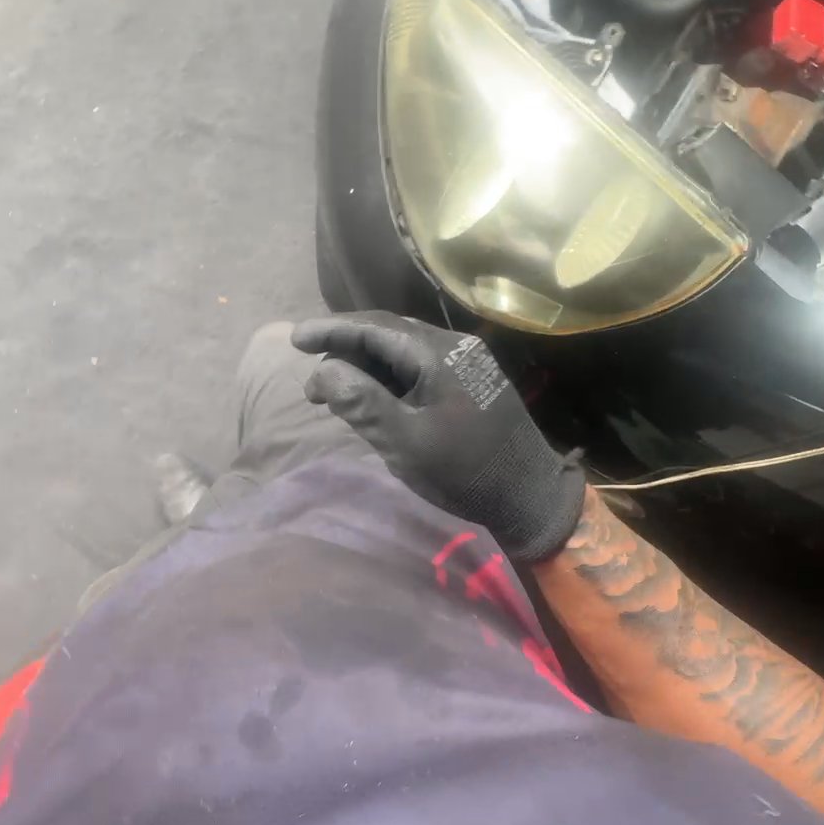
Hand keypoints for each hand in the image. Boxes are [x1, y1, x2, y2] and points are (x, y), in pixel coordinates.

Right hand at [291, 311, 583, 561]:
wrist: (528, 496)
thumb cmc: (464, 471)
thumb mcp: (406, 442)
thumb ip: (362, 403)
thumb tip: (322, 371)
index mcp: (440, 354)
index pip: (375, 327)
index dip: (331, 330)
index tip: (294, 339)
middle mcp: (453, 348)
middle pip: (387, 333)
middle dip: (344, 350)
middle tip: (312, 381)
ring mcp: (463, 364)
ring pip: (401, 352)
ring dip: (364, 366)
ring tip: (334, 393)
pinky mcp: (467, 384)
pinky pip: (416, 368)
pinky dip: (386, 378)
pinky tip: (370, 399)